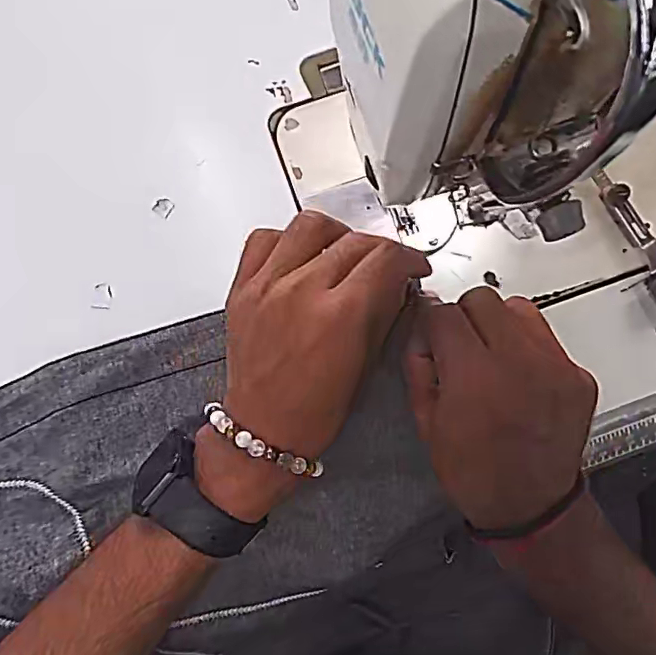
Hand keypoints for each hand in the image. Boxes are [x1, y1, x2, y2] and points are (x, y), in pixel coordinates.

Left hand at [194, 211, 431, 521]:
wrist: (265, 429)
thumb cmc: (311, 412)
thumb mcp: (366, 364)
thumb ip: (384, 314)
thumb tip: (396, 284)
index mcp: (338, 315)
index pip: (385, 258)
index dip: (409, 257)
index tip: (412, 265)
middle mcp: (300, 292)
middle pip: (354, 240)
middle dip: (381, 249)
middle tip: (386, 264)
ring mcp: (267, 287)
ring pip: (310, 225)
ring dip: (337, 234)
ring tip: (344, 251)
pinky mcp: (243, 289)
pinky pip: (264, 239)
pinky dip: (287, 239)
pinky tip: (301, 255)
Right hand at [404, 288, 597, 531]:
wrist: (530, 506)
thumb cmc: (478, 475)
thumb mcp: (428, 424)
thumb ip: (419, 370)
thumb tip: (421, 336)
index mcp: (473, 376)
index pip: (443, 313)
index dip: (430, 321)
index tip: (430, 330)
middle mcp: (518, 362)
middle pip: (482, 299)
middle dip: (463, 317)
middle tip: (459, 345)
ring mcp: (554, 367)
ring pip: (519, 308)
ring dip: (498, 325)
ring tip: (491, 357)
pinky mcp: (577, 376)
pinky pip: (546, 339)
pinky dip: (528, 349)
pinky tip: (518, 377)